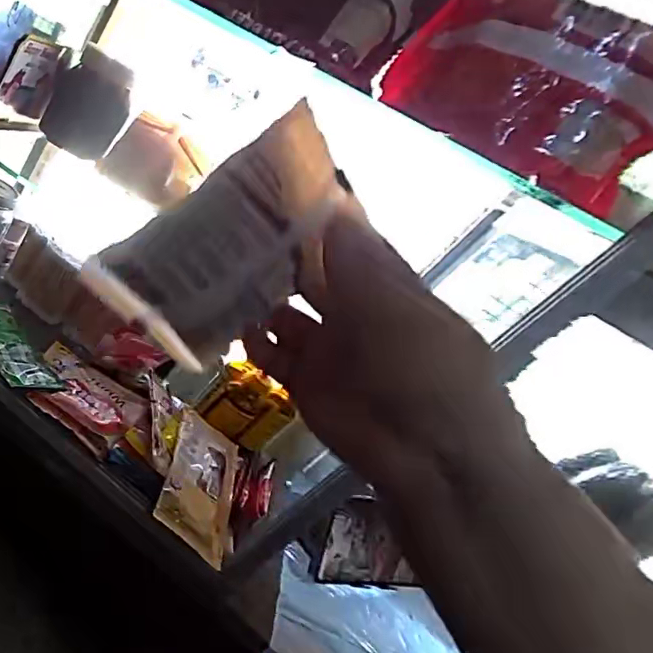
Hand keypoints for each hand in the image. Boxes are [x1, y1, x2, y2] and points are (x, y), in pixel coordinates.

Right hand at [243, 203, 539, 496]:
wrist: (430, 458)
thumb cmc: (425, 371)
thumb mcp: (396, 309)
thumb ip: (358, 264)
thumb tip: (334, 208)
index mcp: (387, 288)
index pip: (348, 245)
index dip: (319, 222)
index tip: (279, 194)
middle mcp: (354, 314)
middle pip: (311, 277)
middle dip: (279, 258)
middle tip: (234, 230)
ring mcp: (328, 349)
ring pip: (285, 314)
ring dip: (260, 298)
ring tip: (223, 275)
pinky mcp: (304, 381)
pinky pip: (271, 354)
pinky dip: (253, 340)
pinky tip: (235, 325)